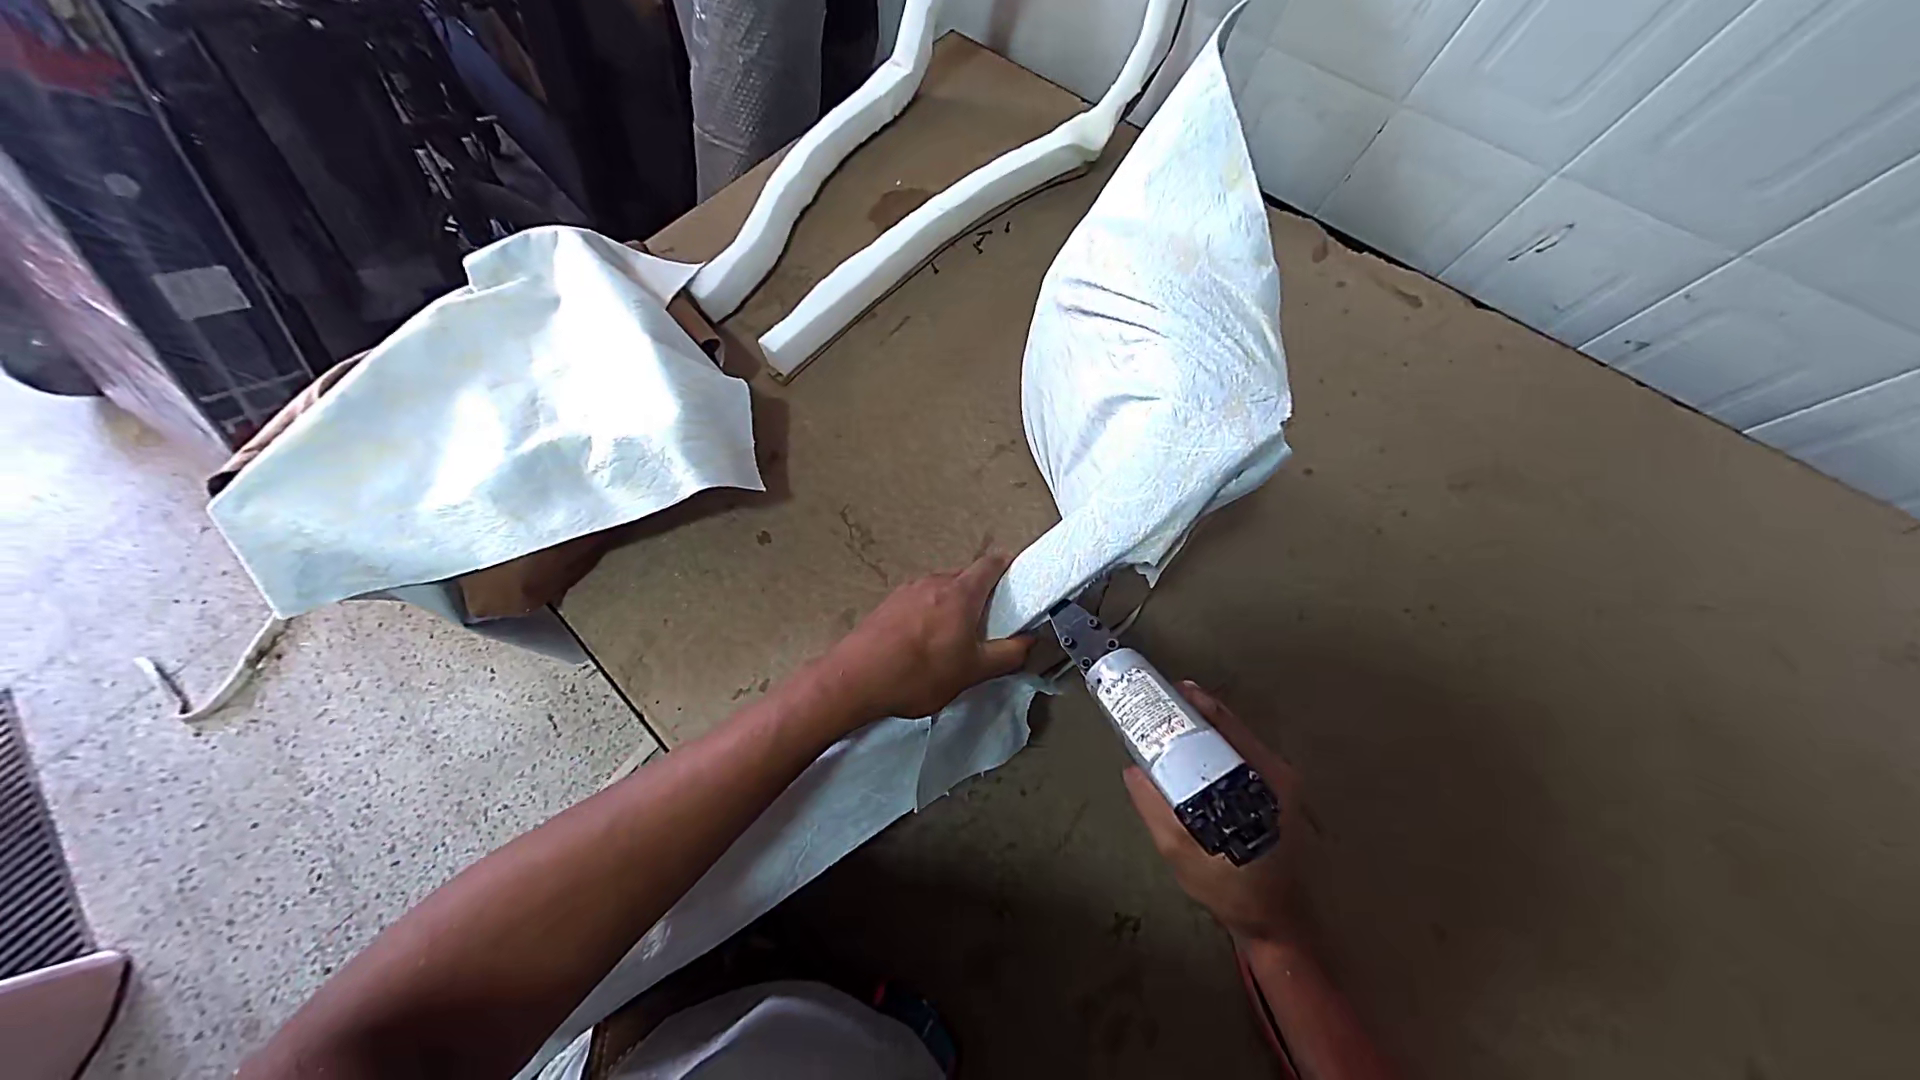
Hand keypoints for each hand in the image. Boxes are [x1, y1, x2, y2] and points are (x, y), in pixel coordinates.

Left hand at [821, 553, 1033, 721]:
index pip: (991, 563)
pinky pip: (920, 601)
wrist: (856, 680)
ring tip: (954, 641)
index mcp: (961, 592)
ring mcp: (908, 590)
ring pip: (942, 591)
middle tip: (987, 626)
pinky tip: (924, 644)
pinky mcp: (889, 604)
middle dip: (981, 597)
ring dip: (953, 608)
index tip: (1017, 583)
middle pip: (967, 578)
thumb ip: (1008, 655)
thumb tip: (1029, 642)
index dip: (1008, 568)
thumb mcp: (973, 672)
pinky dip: (930, 615)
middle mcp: (934, 582)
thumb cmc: (919, 673)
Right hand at [1124, 681, 1301, 946]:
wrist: (1276, 923)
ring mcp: (1281, 784)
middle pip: (1232, 726)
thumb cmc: (1231, 889)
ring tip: (1168, 723)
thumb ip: (1155, 809)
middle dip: (1193, 712)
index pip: (1226, 724)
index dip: (1194, 702)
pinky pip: (1241, 758)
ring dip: (1203, 728)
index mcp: (1264, 780)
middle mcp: (1278, 774)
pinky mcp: (1277, 795)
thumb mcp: (1182, 852)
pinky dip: (1214, 747)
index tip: (1165, 692)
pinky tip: (1190, 753)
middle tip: (1159, 704)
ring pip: (1236, 740)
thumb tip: (1134, 770)